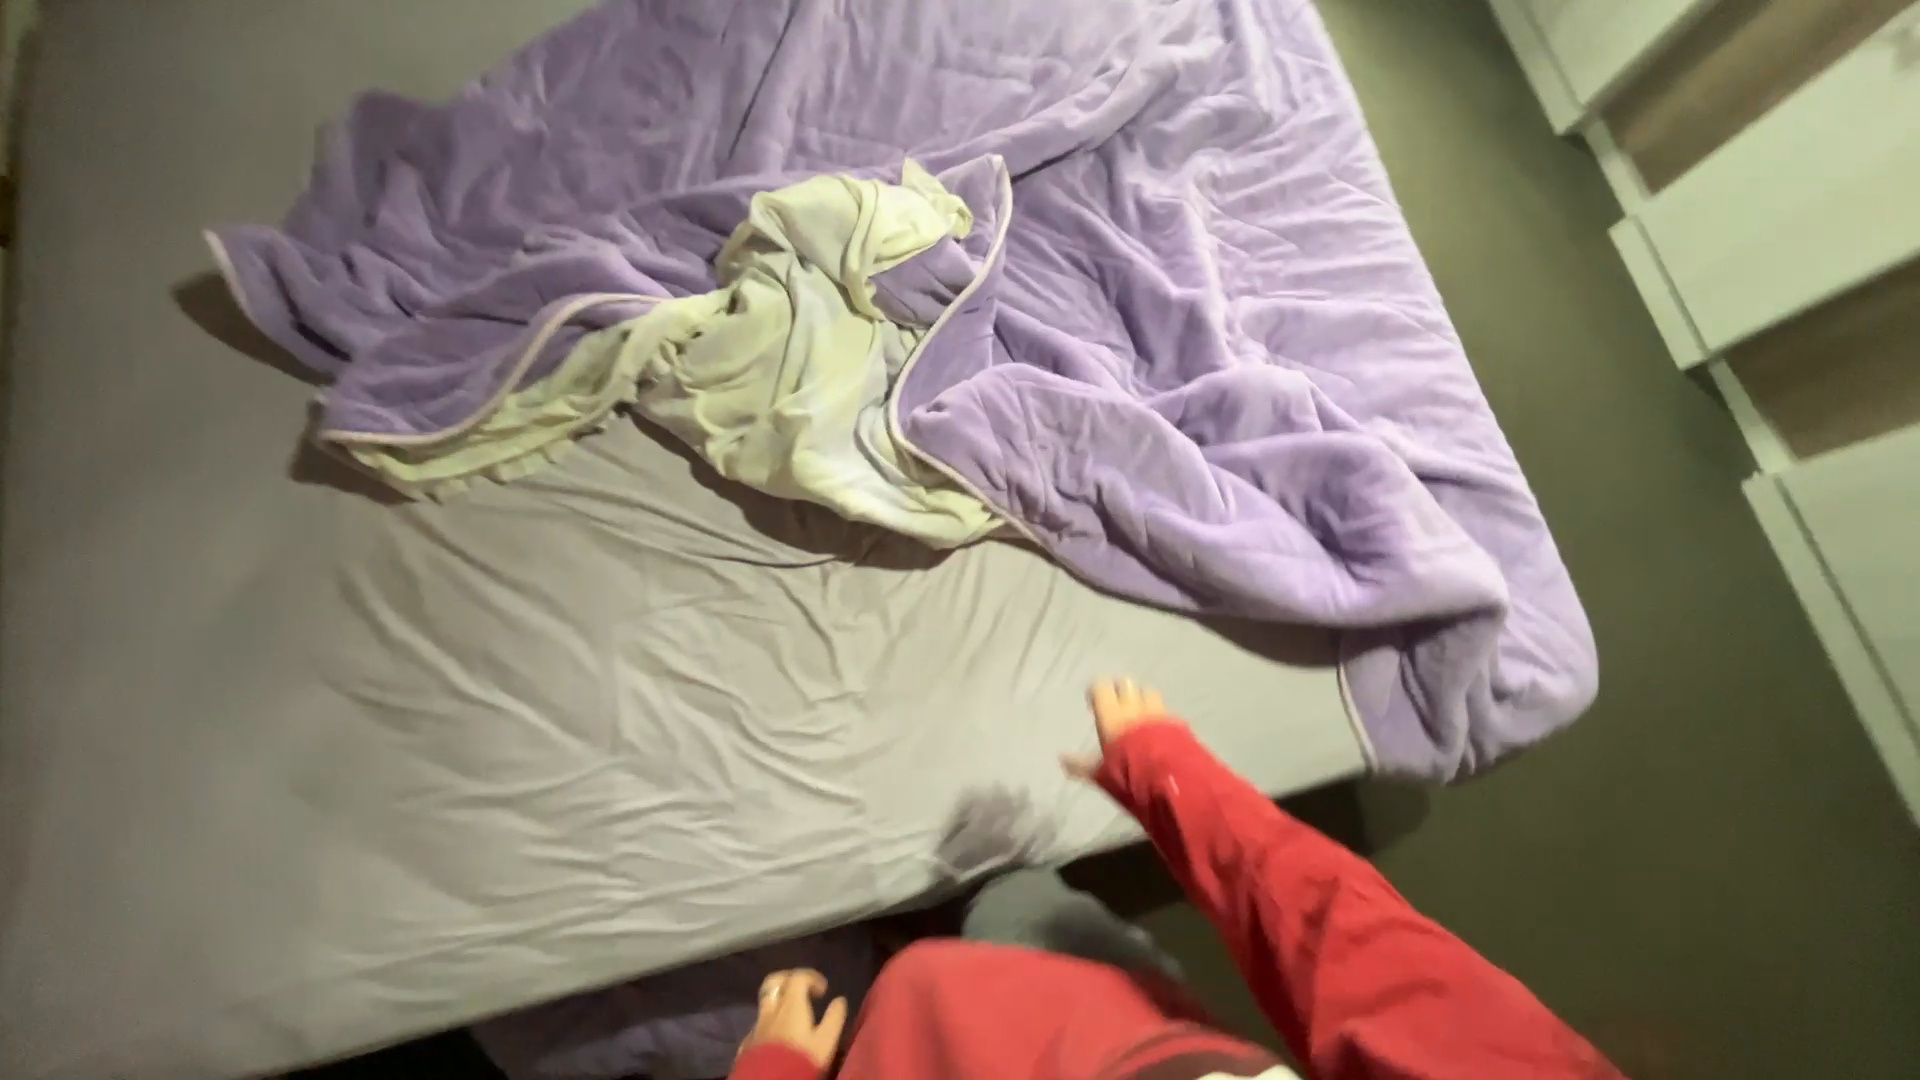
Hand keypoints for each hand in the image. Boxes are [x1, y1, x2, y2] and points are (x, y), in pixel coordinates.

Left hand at [738, 969, 847, 1070]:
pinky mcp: (747, 1044)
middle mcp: (770, 1010)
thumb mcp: (826, 1041)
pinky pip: (757, 1026)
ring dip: (777, 1004)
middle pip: (773, 982)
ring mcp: (756, 1027)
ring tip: (790, 1017)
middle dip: (787, 979)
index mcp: (790, 1004)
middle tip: (800, 989)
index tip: (823, 991)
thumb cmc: (800, 1060)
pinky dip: (768, 1024)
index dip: (812, 977)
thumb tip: (840, 1000)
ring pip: (765, 1005)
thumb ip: (834, 1017)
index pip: (798, 976)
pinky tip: (775, 1037)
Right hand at [1062, 676, 1176, 780]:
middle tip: (1116, 704)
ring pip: (1148, 691)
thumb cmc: (1127, 773)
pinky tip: (1158, 728)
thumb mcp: (1100, 773)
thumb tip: (1061, 759)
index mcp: (1111, 714)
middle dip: (1120, 690)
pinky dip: (1159, 714)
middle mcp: (1134, 707)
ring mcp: (1158, 712)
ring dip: (1142, 697)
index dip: (1095, 691)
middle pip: (1126, 683)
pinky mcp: (1177, 723)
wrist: (1169, 780)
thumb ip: (1082, 765)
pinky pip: (1165, 710)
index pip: (1101, 687)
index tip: (1092, 703)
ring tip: (1139, 712)